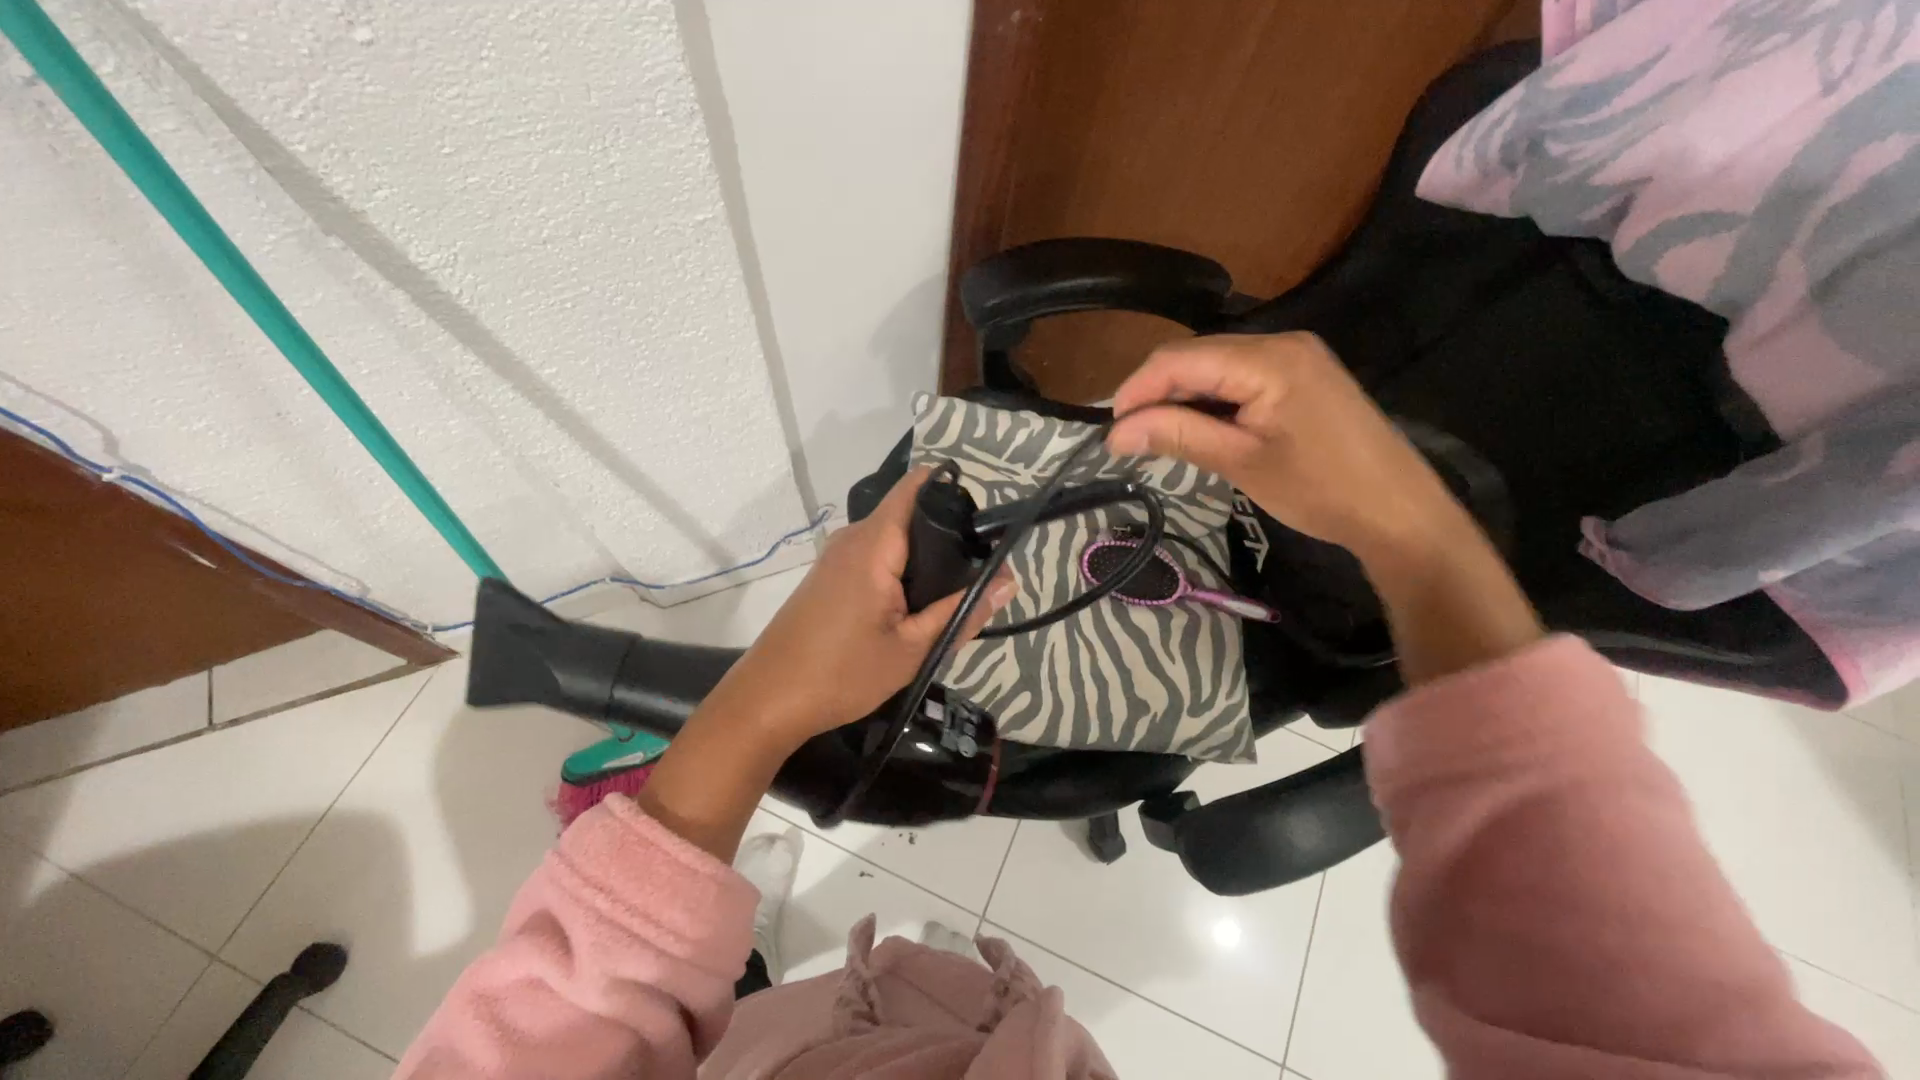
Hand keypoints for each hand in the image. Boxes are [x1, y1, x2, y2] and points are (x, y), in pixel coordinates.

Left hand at [702, 467, 1015, 751]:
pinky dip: (901, 573)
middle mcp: (852, 539)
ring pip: (892, 540)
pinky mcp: (828, 578)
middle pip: (909, 514)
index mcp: (873, 544)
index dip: (954, 493)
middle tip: (982, 574)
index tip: (985, 525)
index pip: (916, 487)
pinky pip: (875, 558)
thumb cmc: (842, 674)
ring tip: (954, 595)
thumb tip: (1008, 582)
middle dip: (948, 535)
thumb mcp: (912, 650)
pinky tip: (915, 609)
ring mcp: (836, 557)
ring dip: (924, 560)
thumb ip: (961, 612)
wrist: (767, 701)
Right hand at [1106, 332, 1471, 562]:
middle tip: (1131, 439)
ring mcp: (1297, 355)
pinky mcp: (1304, 374)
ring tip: (1159, 437)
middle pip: (1196, 356)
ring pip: (1216, 365)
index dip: (1137, 390)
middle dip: (1157, 393)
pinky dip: (1213, 399)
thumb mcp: (1241, 463)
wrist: (1399, 511)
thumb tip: (1114, 433)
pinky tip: (1201, 428)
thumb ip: (1177, 435)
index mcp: (1269, 358)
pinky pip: (1241, 375)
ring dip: (1183, 397)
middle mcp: (1282, 342)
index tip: (1110, 431)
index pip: (1180, 359)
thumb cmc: (1320, 490)